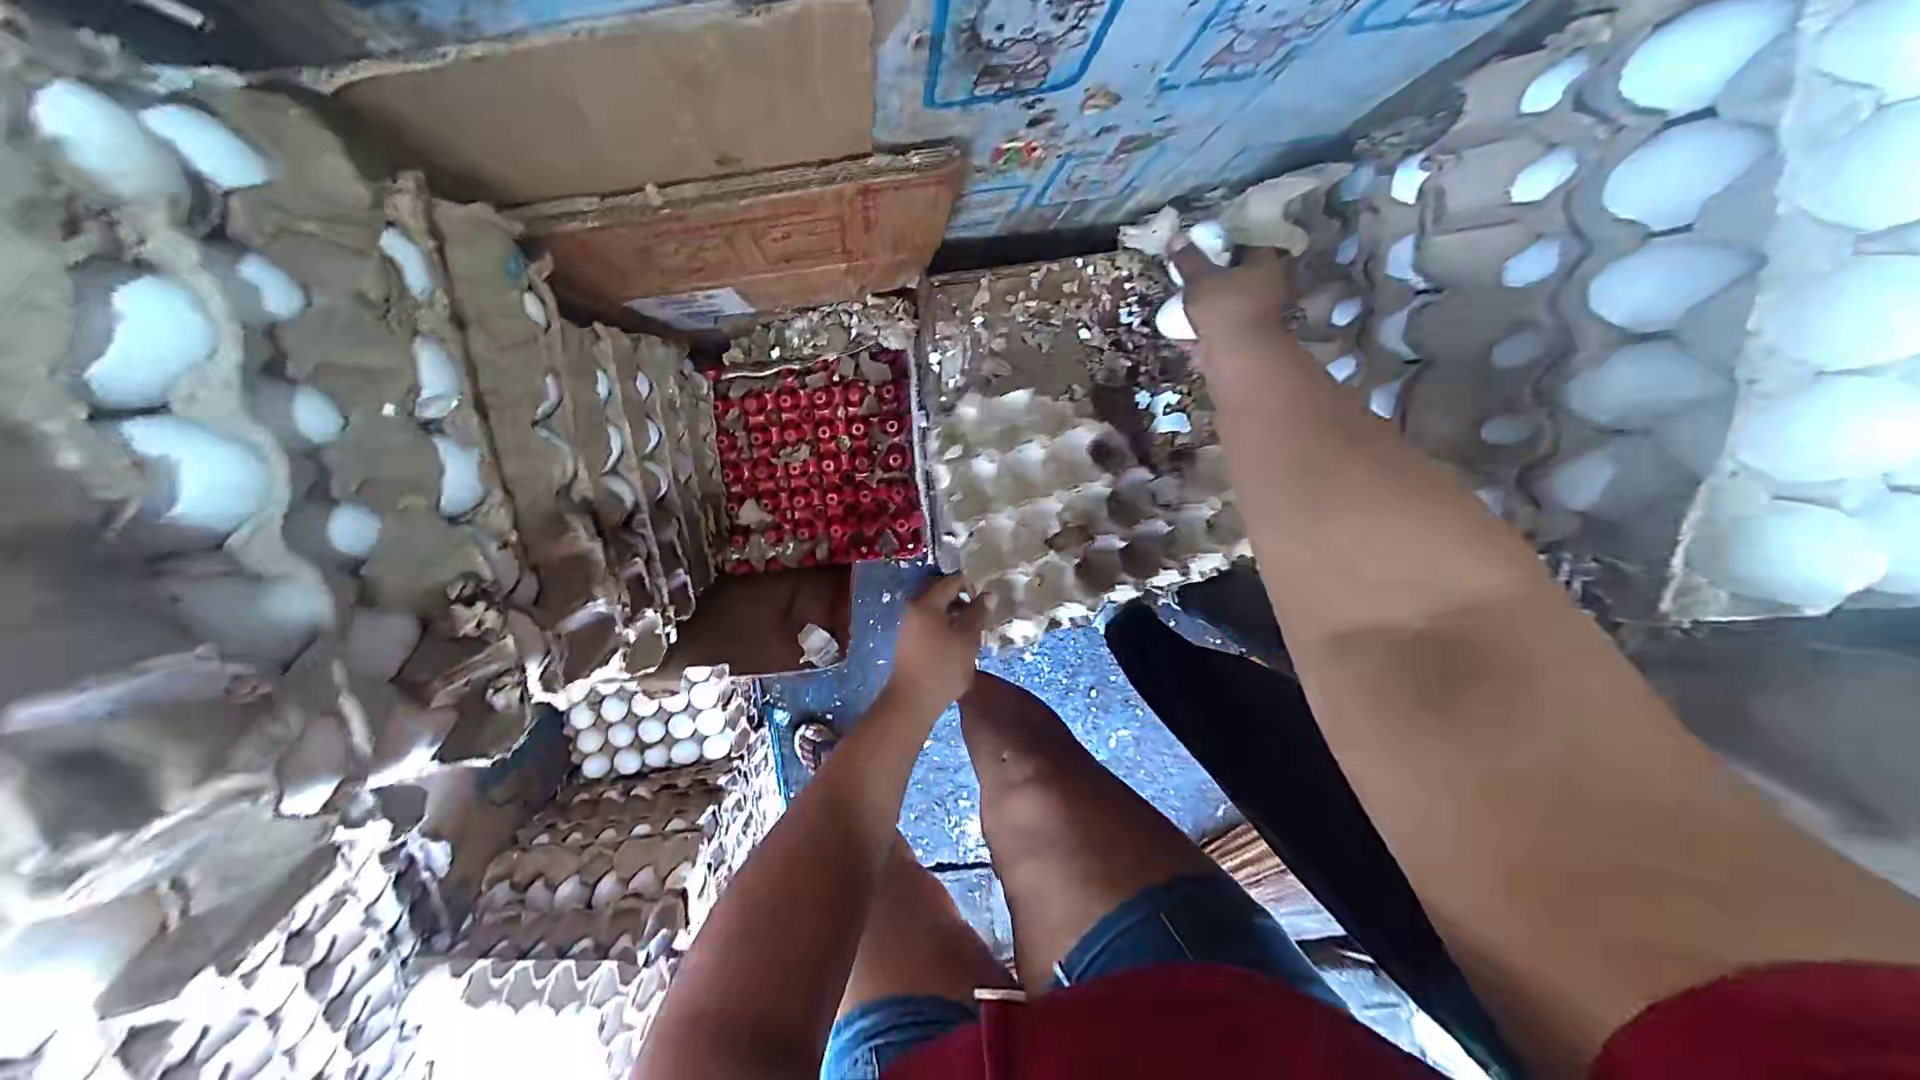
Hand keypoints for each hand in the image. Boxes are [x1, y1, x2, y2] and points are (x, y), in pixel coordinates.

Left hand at [886, 575, 987, 712]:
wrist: (913, 700)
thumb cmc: (943, 667)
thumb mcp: (966, 639)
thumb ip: (977, 613)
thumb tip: (989, 594)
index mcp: (926, 604)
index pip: (951, 582)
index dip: (971, 583)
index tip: (989, 590)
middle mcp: (913, 609)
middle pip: (942, 594)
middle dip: (964, 598)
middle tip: (985, 608)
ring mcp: (909, 625)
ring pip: (936, 610)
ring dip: (956, 613)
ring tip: (975, 625)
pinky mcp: (909, 640)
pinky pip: (930, 622)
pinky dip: (946, 624)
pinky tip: (960, 637)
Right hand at [1171, 246, 1296, 357]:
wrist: (1236, 357)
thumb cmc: (1224, 308)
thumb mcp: (1200, 278)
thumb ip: (1188, 258)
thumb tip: (1175, 236)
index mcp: (1264, 264)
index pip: (1246, 244)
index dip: (1223, 244)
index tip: (1202, 247)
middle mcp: (1268, 286)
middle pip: (1237, 274)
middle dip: (1214, 276)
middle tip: (1190, 274)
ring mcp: (1257, 314)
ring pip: (1228, 301)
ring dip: (1208, 302)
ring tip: (1184, 299)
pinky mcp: (1243, 337)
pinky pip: (1222, 325)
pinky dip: (1205, 325)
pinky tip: (1185, 325)